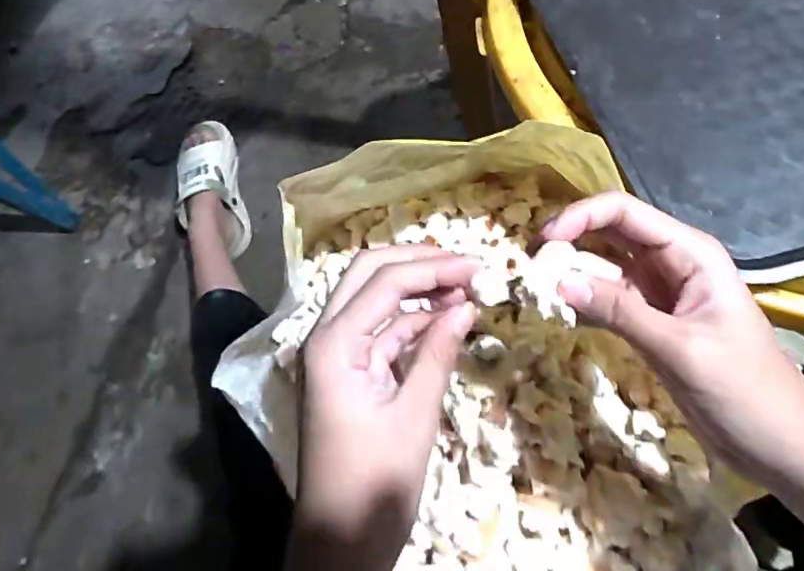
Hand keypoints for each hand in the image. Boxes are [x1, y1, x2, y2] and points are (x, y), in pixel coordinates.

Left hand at [289, 245, 479, 570]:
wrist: (336, 547)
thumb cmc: (373, 488)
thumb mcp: (414, 420)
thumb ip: (437, 355)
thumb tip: (467, 306)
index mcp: (334, 343)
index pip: (384, 283)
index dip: (433, 268)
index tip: (477, 265)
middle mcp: (327, 335)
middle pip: (369, 273)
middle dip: (417, 261)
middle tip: (464, 264)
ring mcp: (335, 350)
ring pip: (373, 295)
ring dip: (416, 285)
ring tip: (463, 285)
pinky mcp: (348, 368)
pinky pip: (380, 327)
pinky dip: (412, 317)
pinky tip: (445, 316)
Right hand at [539, 193, 803, 488]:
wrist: (789, 453)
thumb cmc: (748, 393)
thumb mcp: (681, 349)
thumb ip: (620, 311)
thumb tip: (558, 281)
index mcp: (689, 252)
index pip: (623, 211)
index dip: (580, 216)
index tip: (545, 240)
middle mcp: (671, 261)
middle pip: (609, 231)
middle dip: (569, 238)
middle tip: (530, 259)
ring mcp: (659, 290)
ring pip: (604, 263)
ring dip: (572, 269)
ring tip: (536, 283)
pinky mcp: (651, 319)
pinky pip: (608, 296)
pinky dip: (583, 298)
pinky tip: (561, 307)